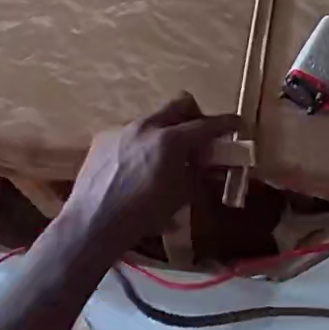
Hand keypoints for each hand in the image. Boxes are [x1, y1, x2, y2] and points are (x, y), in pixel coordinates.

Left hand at [60, 94, 240, 248]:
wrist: (92, 225)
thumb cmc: (142, 215)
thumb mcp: (180, 195)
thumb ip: (198, 172)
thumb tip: (210, 163)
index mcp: (170, 140)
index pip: (206, 125)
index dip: (225, 123)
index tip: (236, 123)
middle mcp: (147, 126)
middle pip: (180, 104)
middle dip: (195, 115)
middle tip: (199, 134)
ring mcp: (122, 129)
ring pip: (153, 119)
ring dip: (166, 132)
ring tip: (163, 158)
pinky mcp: (103, 137)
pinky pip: (130, 133)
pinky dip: (141, 144)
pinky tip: (135, 167)